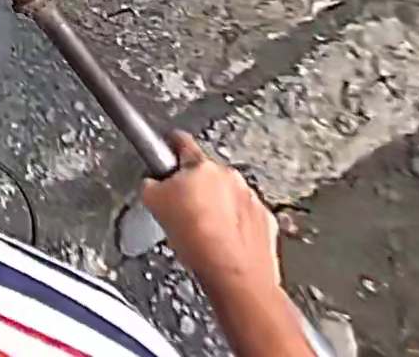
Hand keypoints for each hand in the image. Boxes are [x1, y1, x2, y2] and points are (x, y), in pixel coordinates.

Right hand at [141, 132, 280, 297]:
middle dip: (193, 183)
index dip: (168, 144)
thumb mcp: (152, 200)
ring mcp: (251, 200)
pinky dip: (234, 222)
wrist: (235, 278)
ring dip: (215, 203)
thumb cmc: (197, 239)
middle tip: (180, 203)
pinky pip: (244, 214)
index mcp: (201, 165)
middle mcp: (230, 177)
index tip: (164, 148)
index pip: (181, 141)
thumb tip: (155, 182)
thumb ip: (152, 181)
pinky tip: (222, 238)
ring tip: (202, 227)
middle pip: (204, 170)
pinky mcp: (267, 223)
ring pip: (225, 193)